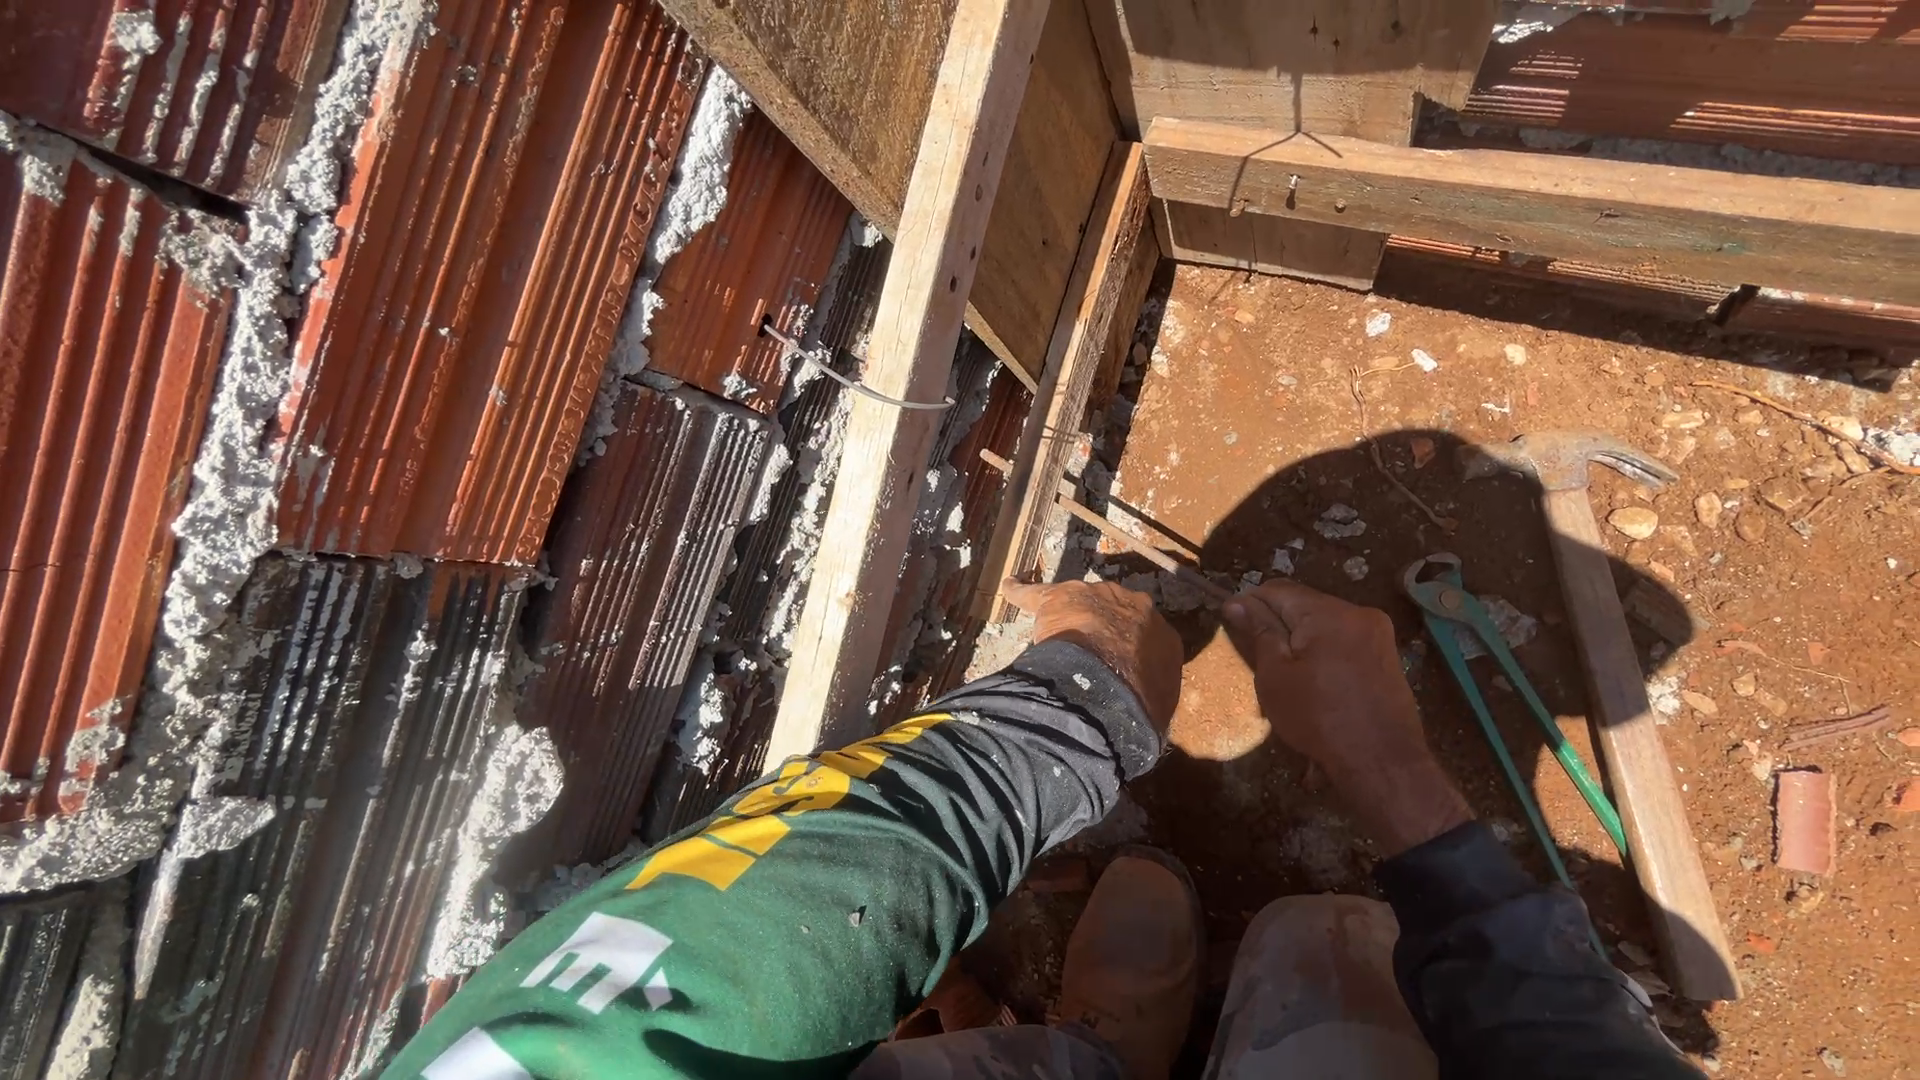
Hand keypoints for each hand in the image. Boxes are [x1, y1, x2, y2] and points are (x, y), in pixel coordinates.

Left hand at [1002, 579, 1182, 732]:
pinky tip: (1010, 589)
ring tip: (1053, 633)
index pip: (1145, 636)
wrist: (1111, 687)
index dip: (1129, 649)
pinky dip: (1020, 592)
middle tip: (1086, 650)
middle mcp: (1132, 605)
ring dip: (1068, 616)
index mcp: (1163, 635)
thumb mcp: (1159, 706)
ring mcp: (1094, 595)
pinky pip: (1033, 593)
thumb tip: (1142, 718)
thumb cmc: (1142, 705)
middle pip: (1112, 610)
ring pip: (1077, 601)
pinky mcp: (1057, 597)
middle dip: (1101, 626)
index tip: (1119, 663)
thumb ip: (1152, 700)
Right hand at [1221, 581, 1470, 854]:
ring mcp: (1377, 633)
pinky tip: (1314, 680)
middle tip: (1257, 656)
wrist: (1382, 762)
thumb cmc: (1318, 717)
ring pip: (1323, 623)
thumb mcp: (1276, 674)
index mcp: (1329, 612)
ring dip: (1300, 638)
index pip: (1278, 589)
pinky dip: (1322, 651)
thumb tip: (1237, 602)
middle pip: (1303, 604)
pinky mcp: (1386, 655)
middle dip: (1277, 622)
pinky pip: (1343, 640)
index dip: (1249, 602)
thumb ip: (1259, 631)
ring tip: (1286, 673)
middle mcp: (1358, 612)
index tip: (1231, 623)